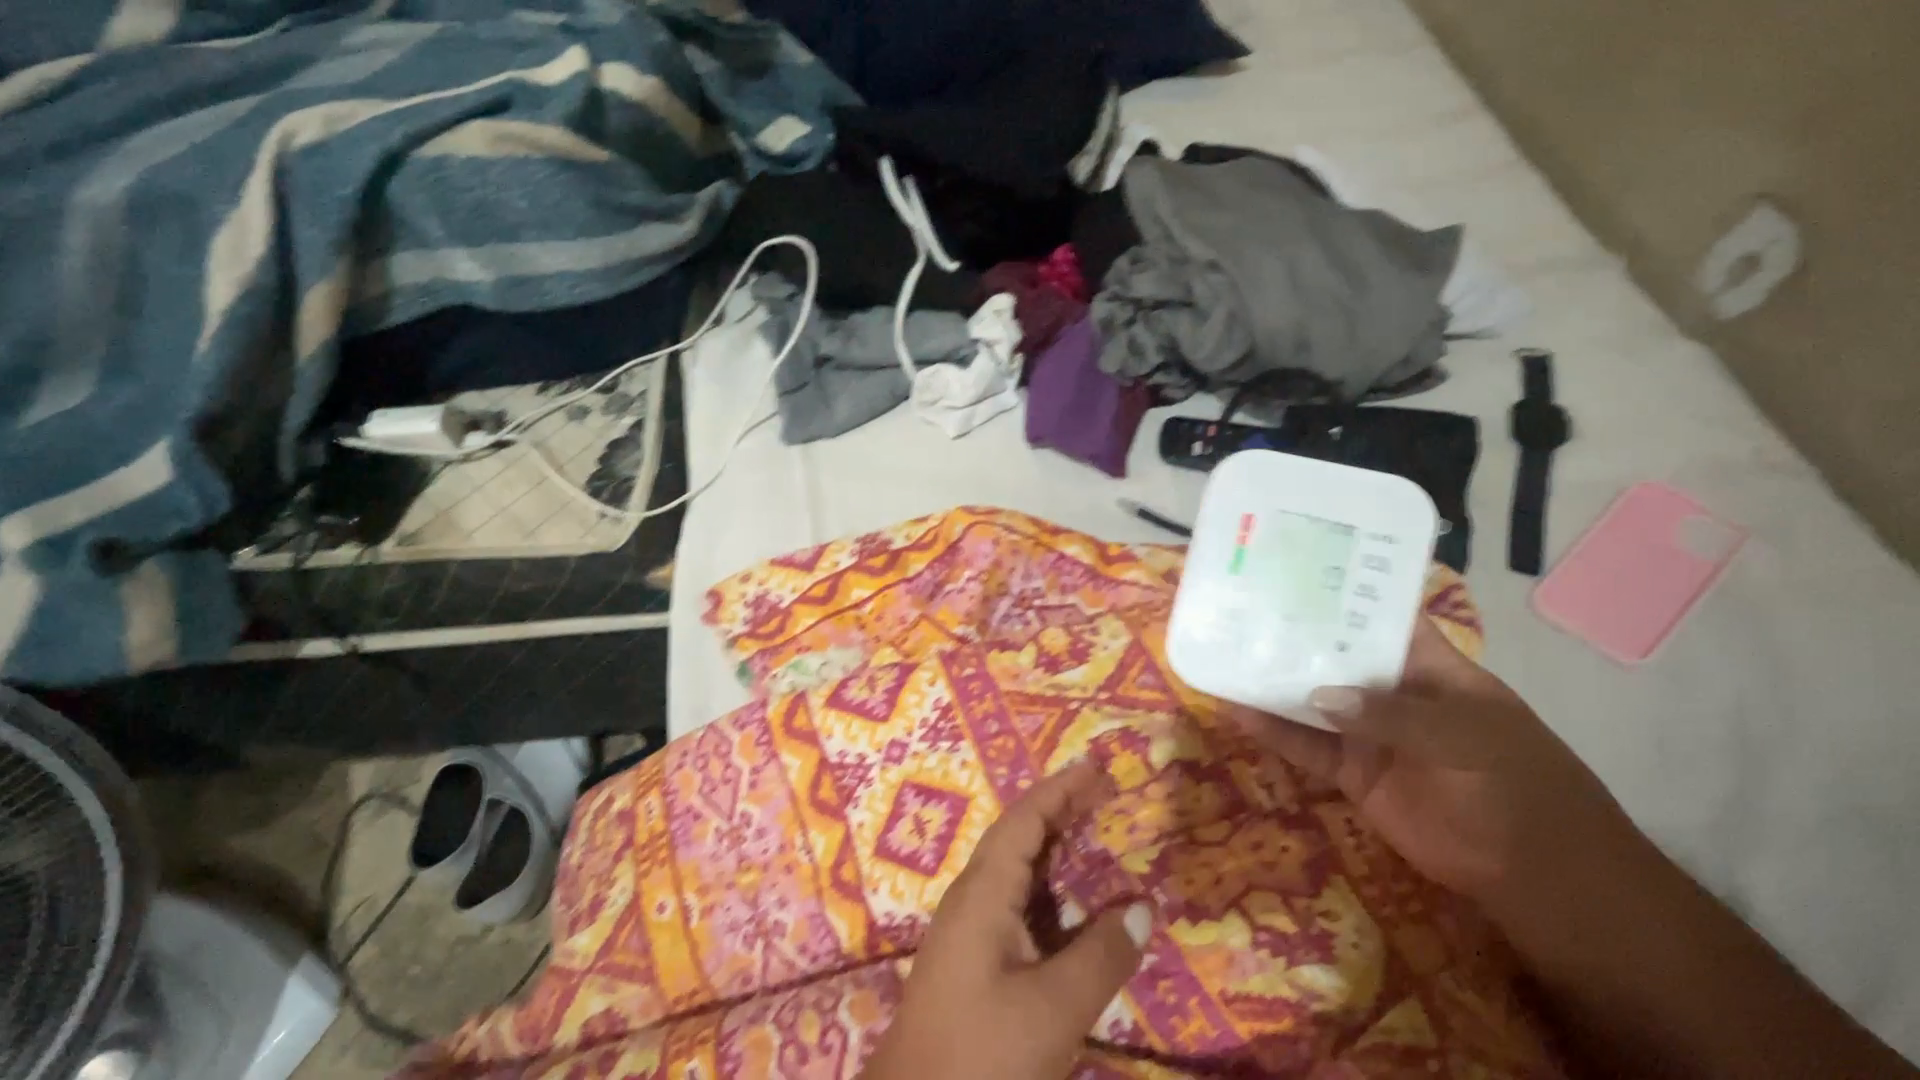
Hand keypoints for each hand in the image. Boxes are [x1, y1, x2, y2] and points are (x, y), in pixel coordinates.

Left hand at [861, 762, 1152, 1079]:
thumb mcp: (1053, 1007)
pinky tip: (1076, 912)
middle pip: (1018, 840)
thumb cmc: (981, 1051)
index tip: (1096, 765)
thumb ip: (1101, 955)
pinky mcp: (973, 966)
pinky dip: (1051, 896)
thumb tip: (1142, 905)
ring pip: (1016, 877)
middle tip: (1107, 793)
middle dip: (1061, 813)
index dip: (1059, 789)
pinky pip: (1017, 910)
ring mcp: (968, 935)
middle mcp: (970, 902)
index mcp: (982, 895)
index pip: (1023, 821)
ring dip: (1056, 854)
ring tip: (1099, 838)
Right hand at [1231, 618, 1646, 916]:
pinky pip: (1307, 747)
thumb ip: (1393, 714)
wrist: (1532, 869)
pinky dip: (1274, 732)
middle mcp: (1394, 693)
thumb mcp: (1464, 735)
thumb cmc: (1515, 782)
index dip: (1347, 595)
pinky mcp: (1353, 774)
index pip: (1385, 620)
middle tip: (1241, 608)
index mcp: (1431, 668)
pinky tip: (1237, 712)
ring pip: (1313, 701)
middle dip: (1296, 636)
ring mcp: (1371, 734)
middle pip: (1338, 657)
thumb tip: (1320, 696)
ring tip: (1224, 656)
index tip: (1296, 571)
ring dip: (1273, 683)